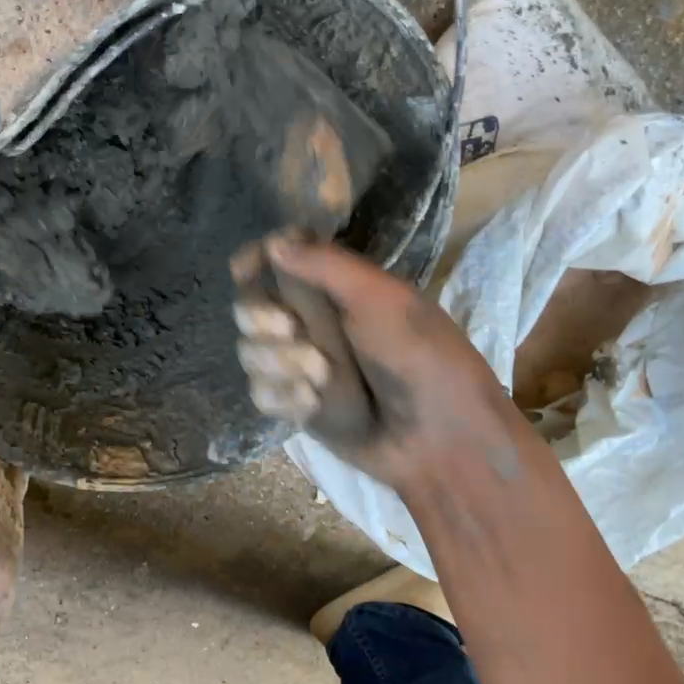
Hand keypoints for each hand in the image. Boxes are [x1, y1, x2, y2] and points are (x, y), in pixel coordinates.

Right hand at [231, 231, 523, 494]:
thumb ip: (326, 267)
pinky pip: (260, 392)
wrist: (438, 441)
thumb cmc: (422, 361)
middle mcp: (309, 322)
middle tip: (290, 330)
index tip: (244, 270)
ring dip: (281, 364)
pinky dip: (283, 398)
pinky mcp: (293, 404)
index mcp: (334, 289)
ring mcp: (297, 365)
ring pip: (250, 351)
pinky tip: (313, 406)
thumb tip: (272, 242)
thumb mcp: (383, 302)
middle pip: (249, 305)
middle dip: (261, 318)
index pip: (276, 260)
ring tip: (322, 380)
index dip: (254, 261)